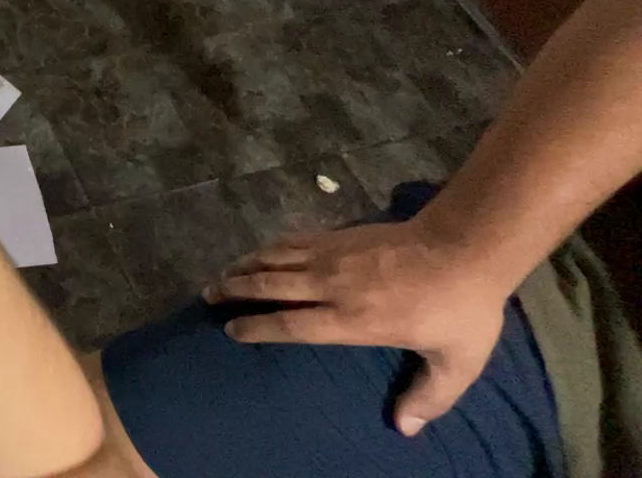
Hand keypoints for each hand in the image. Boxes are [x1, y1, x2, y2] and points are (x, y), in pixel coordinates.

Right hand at [203, 218, 510, 434]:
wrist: (458, 251)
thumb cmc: (459, 310)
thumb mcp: (457, 362)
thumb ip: (429, 395)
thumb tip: (404, 428)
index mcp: (352, 319)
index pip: (290, 325)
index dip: (257, 328)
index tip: (232, 330)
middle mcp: (327, 286)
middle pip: (266, 287)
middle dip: (232, 291)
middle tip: (207, 296)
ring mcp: (324, 257)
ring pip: (268, 260)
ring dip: (240, 268)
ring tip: (221, 275)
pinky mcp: (328, 237)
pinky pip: (284, 243)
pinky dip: (263, 250)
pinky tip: (255, 255)